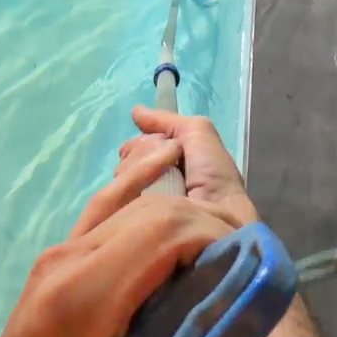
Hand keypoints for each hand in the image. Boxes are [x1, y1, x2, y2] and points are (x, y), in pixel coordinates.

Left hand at [0, 141, 238, 336]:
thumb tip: (236, 321)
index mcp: (82, 297)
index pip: (162, 231)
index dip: (211, 236)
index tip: (243, 263)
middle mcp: (69, 260)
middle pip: (152, 212)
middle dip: (202, 222)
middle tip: (238, 255)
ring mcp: (59, 254)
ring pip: (131, 202)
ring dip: (178, 205)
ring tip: (219, 224)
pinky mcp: (57, 258)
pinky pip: (103, 205)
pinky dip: (137, 180)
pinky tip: (162, 160)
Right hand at [121, 105, 257, 225]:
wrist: (219, 215)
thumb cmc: (213, 173)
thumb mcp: (197, 133)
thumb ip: (166, 121)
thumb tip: (135, 111)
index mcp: (161, 165)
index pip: (133, 149)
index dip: (138, 145)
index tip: (146, 146)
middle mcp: (147, 184)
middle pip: (125, 162)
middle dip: (138, 157)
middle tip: (159, 166)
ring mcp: (139, 206)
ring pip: (119, 180)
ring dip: (134, 173)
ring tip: (157, 182)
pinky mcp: (132, 225)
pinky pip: (118, 202)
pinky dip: (127, 192)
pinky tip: (142, 194)